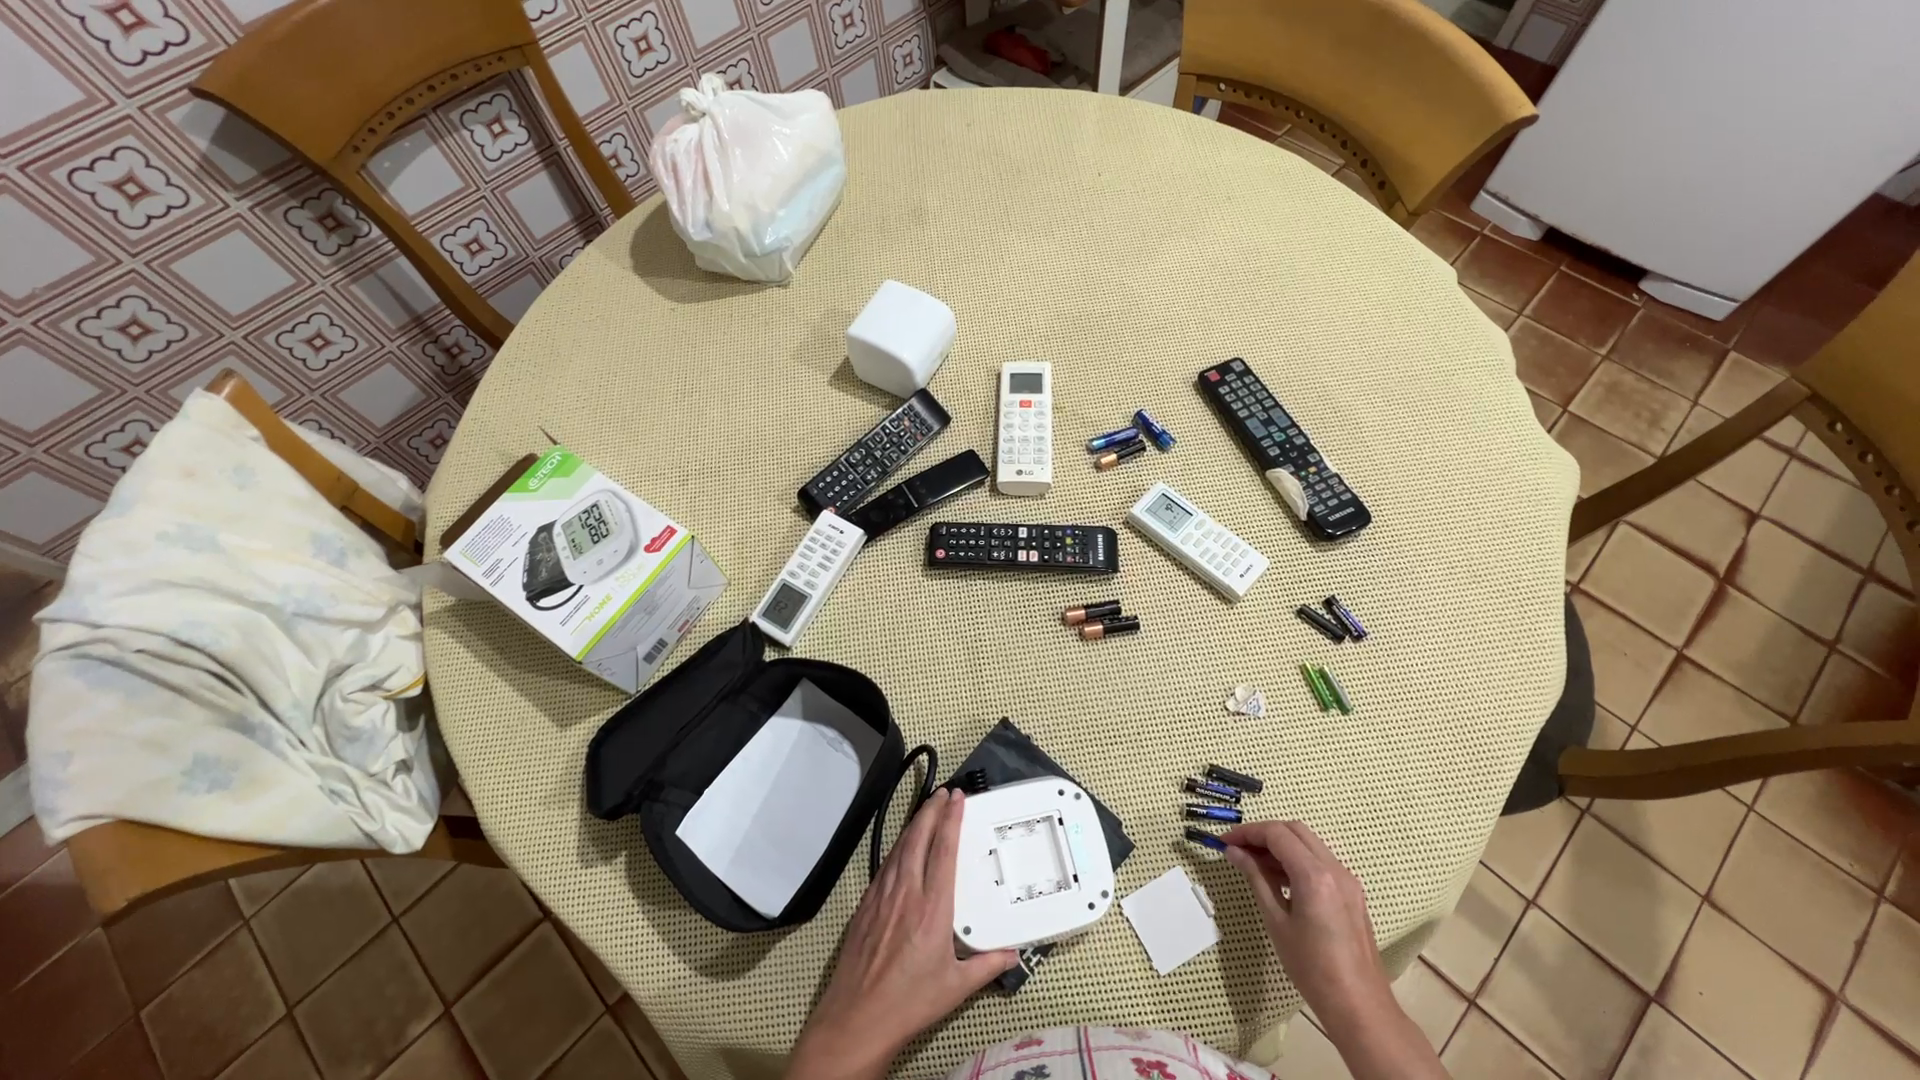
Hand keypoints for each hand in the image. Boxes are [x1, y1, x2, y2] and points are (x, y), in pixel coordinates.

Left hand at [786, 789, 1018, 1079]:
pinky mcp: (864, 908)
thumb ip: (987, 966)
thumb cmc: (908, 1003)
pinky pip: (884, 867)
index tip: (958, 798)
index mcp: (932, 908)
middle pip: (917, 839)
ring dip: (914, 826)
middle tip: (943, 793)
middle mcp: (905, 894)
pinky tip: (902, 849)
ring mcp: (881, 898)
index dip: (951, 820)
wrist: (856, 1019)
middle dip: (931, 811)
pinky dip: (897, 849)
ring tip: (926, 811)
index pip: (943, 851)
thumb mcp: (956, 988)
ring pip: (898, 850)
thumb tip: (1012, 953)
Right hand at [1221, 820, 1389, 1021]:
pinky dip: (1297, 859)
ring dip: (1281, 845)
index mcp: (1314, 875)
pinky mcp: (1352, 892)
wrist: (1358, 1004)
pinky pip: (1321, 861)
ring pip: (1309, 843)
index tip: (1224, 842)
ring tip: (1254, 864)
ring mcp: (1348, 879)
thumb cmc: (1311, 967)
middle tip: (1238, 850)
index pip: (1276, 833)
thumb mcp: (1276, 921)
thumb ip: (1256, 879)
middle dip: (1263, 834)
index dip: (1246, 832)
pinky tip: (1279, 879)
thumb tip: (1234, 852)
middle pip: (1294, 830)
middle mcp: (1335, 868)